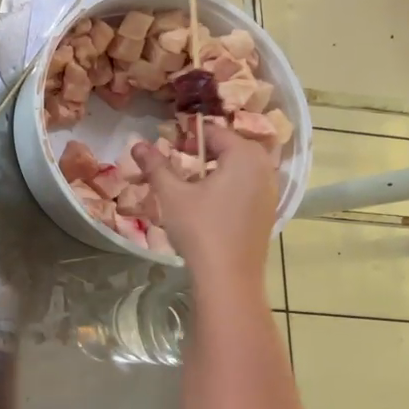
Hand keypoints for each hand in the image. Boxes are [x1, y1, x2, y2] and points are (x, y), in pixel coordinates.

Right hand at [133, 124, 276, 283]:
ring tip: (193, 181)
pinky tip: (210, 203)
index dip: (190, 135)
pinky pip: (249, 185)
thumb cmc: (200, 228)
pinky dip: (230, 184)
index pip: (216, 132)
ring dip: (218, 167)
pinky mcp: (267, 212)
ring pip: (243, 167)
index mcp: (244, 157)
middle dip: (206, 149)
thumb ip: (156, 166)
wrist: (228, 276)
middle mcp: (264, 169)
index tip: (169, 147)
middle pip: (234, 147)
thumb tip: (138, 143)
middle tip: (180, 160)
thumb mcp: (172, 194)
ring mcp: (270, 192)